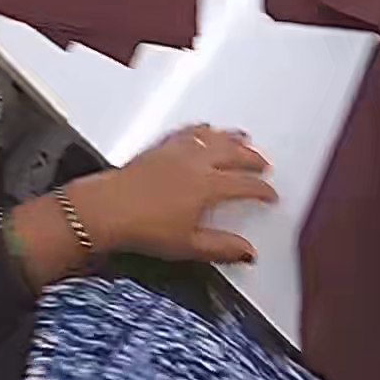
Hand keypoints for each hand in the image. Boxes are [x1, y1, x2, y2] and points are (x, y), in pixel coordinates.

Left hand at [68, 125, 277, 262]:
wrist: (109, 209)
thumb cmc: (145, 228)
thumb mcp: (189, 246)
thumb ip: (222, 247)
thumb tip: (247, 252)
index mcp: (207, 186)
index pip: (244, 184)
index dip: (261, 189)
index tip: (270, 194)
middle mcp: (195, 163)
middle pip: (233, 153)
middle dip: (252, 157)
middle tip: (263, 162)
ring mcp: (177, 151)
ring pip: (212, 137)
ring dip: (231, 137)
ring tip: (243, 137)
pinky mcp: (160, 146)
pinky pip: (187, 132)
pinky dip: (201, 129)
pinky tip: (204, 128)